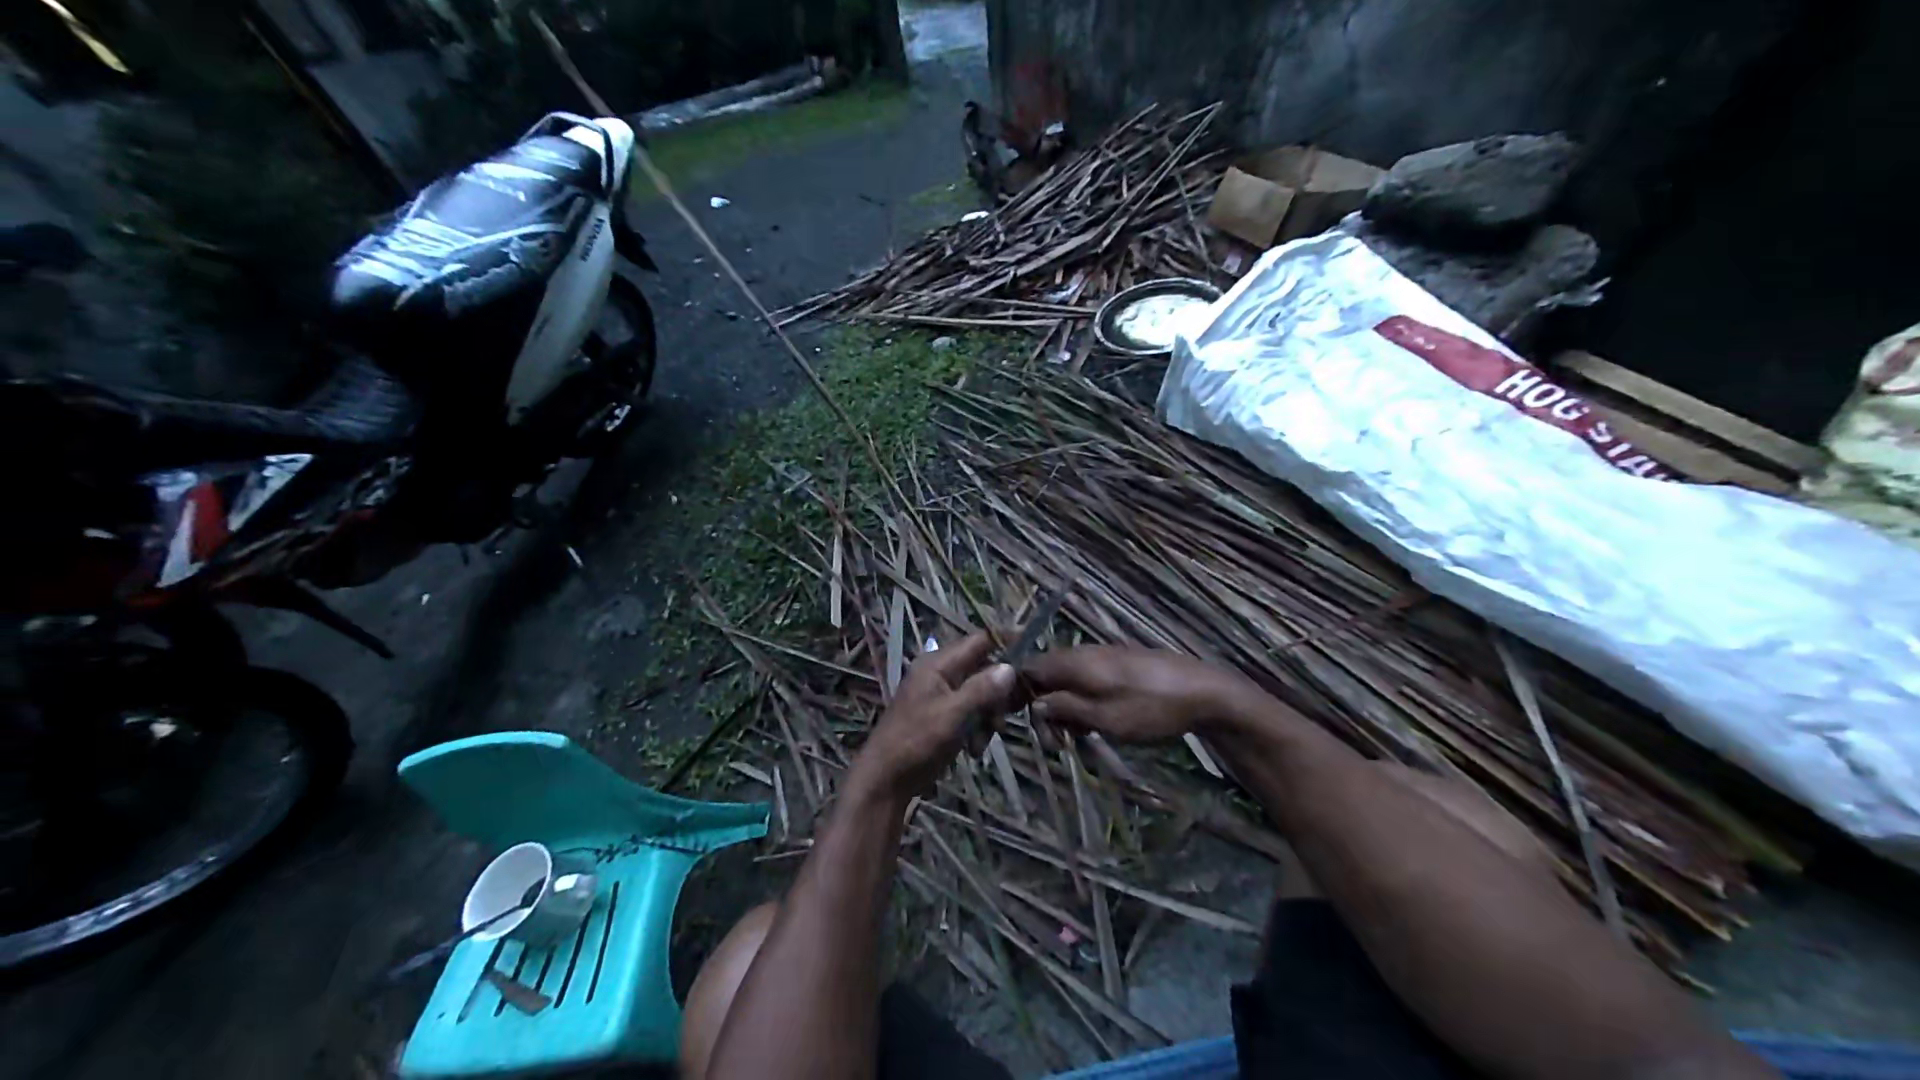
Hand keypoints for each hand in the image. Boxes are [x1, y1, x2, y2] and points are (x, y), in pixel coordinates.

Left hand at [846, 633, 1015, 804]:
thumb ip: (981, 689)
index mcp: (937, 663)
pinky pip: (969, 712)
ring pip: (979, 693)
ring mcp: (939, 695)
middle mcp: (939, 673)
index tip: (1032, 652)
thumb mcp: (953, 715)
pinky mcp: (941, 716)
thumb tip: (1010, 667)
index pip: (979, 640)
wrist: (886, 780)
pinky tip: (974, 749)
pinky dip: (976, 728)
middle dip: (997, 694)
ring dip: (988, 716)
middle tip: (1000, 720)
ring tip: (982, 742)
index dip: (1006, 643)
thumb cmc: (916, 742)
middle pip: (982, 669)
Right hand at [1022, 646, 1253, 742]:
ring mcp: (1105, 656)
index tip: (1023, 724)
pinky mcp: (1122, 664)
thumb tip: (1036, 703)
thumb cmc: (1151, 708)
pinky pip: (1088, 680)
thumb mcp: (1105, 718)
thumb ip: (1067, 709)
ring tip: (1080, 738)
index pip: (1029, 668)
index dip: (1019, 693)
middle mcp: (1085, 653)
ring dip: (1066, 708)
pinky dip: (1084, 701)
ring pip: (1069, 680)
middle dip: (1045, 708)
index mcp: (1075, 662)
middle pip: (1047, 675)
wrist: (1205, 693)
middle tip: (1059, 743)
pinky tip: (1099, 724)